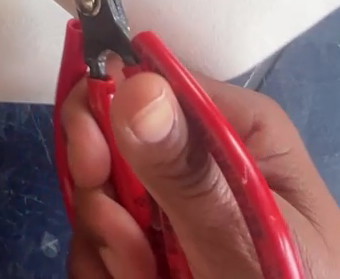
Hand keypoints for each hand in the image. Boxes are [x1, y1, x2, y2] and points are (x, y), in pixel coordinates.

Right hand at [62, 73, 339, 278]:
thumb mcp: (245, 239)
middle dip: (102, 186)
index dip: (106, 111)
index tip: (95, 164)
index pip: (145, 80)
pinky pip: (94, 230)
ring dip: (102, 234)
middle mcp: (198, 150)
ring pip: (94, 183)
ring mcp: (171, 196)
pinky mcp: (152, 239)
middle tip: (125, 240)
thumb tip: (135, 82)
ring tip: (141, 275)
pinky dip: (100, 260)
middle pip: (107, 130)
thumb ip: (187, 169)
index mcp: (235, 126)